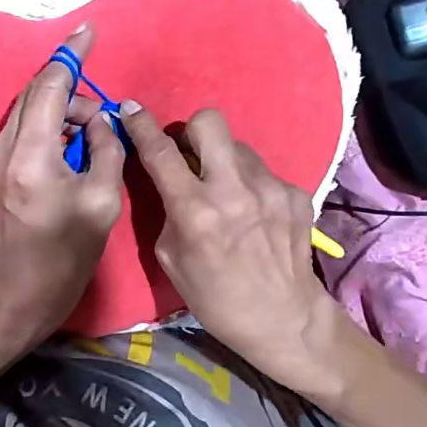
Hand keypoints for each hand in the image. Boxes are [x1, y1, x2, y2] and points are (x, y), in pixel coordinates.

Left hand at [0, 25, 124, 344]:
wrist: (22, 288)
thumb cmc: (69, 250)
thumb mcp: (104, 198)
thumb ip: (105, 146)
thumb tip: (99, 119)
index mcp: (32, 156)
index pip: (50, 86)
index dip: (71, 55)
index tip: (87, 30)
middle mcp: (2, 148)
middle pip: (35, 94)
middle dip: (70, 93)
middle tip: (100, 120)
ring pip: (27, 110)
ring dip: (58, 111)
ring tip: (87, 140)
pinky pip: (20, 129)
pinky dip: (46, 127)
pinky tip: (66, 151)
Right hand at [119, 103, 351, 394]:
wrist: (284, 318)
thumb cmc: (216, 297)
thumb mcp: (170, 259)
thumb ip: (168, 211)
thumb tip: (169, 178)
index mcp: (195, 211)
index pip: (161, 152)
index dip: (141, 125)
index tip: (131, 109)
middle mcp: (234, 190)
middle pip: (210, 122)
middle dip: (192, 130)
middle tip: (190, 155)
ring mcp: (270, 188)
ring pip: (238, 147)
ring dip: (224, 162)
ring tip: (228, 193)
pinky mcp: (295, 193)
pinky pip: (263, 173)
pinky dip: (251, 186)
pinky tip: (255, 214)